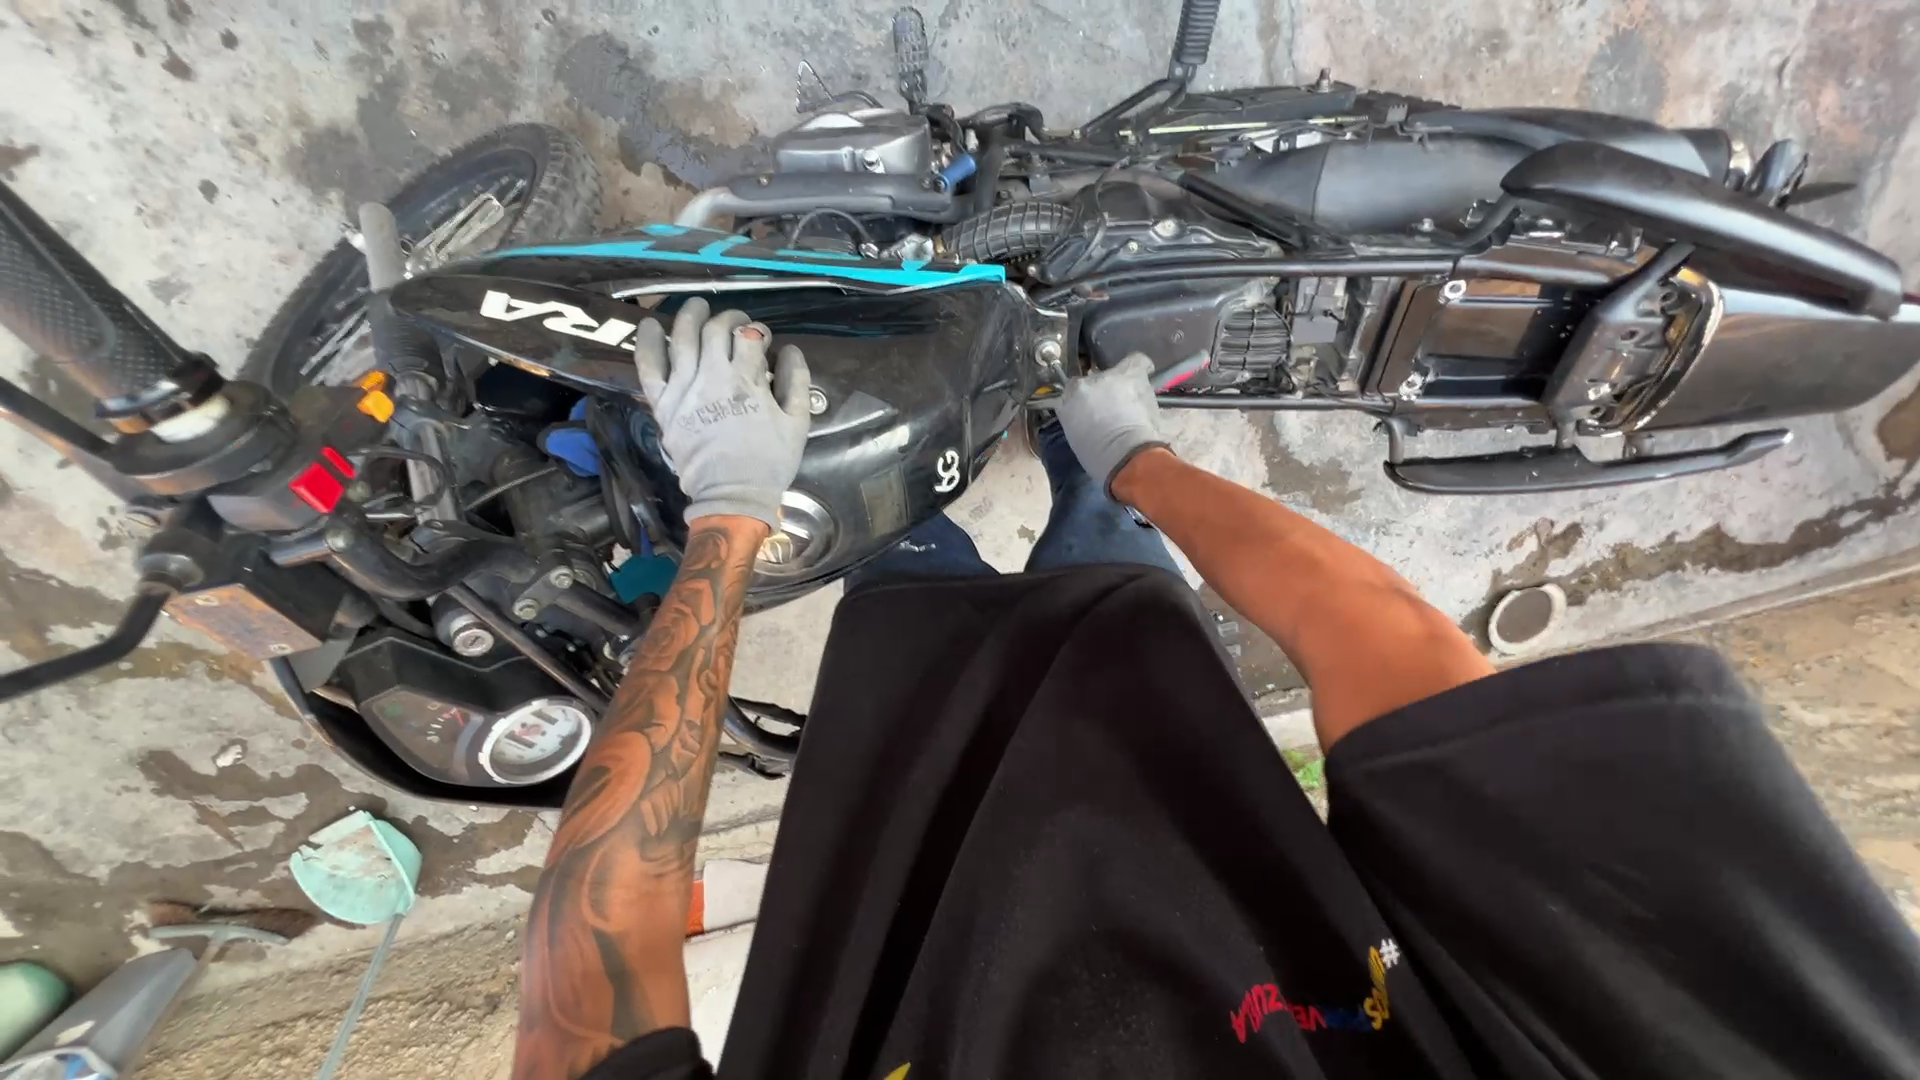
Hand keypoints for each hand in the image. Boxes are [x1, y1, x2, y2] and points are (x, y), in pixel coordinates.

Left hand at [634, 297, 811, 526]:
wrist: (732, 495)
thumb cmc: (769, 462)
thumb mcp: (797, 424)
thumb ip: (797, 383)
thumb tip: (791, 351)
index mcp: (747, 381)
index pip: (749, 337)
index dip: (757, 330)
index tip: (761, 337)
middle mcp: (712, 376)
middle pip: (716, 330)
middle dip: (728, 318)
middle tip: (735, 321)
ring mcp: (684, 388)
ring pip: (683, 338)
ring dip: (691, 316)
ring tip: (697, 306)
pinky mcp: (664, 404)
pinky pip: (650, 367)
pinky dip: (649, 343)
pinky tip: (652, 325)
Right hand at [1054, 352, 1170, 499]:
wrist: (1123, 454)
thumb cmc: (1100, 459)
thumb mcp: (1079, 439)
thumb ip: (1081, 421)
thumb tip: (1092, 419)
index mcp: (1065, 404)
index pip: (1073, 392)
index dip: (1087, 399)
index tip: (1096, 408)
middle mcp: (1081, 386)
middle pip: (1094, 380)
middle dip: (1105, 392)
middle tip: (1116, 407)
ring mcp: (1105, 378)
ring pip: (1116, 372)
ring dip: (1124, 384)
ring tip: (1135, 399)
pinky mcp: (1128, 374)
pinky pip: (1136, 361)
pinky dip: (1141, 367)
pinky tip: (1146, 373)